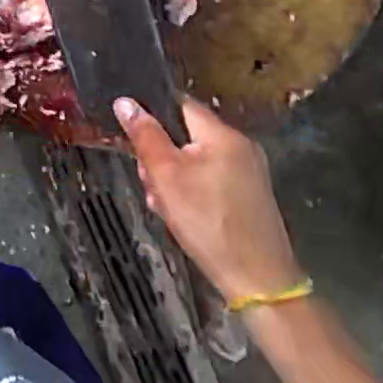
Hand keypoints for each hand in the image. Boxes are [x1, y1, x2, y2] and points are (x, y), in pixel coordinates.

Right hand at [116, 96, 303, 302]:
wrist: (257, 280)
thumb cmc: (207, 221)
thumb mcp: (166, 175)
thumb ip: (145, 135)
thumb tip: (125, 102)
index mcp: (223, 135)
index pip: (179, 104)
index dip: (152, 115)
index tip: (131, 134)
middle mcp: (240, 147)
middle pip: (184, 135)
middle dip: (159, 154)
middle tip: (149, 181)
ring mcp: (247, 172)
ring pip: (193, 159)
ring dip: (171, 175)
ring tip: (162, 203)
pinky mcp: (248, 194)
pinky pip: (208, 178)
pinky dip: (190, 189)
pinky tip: (180, 213)